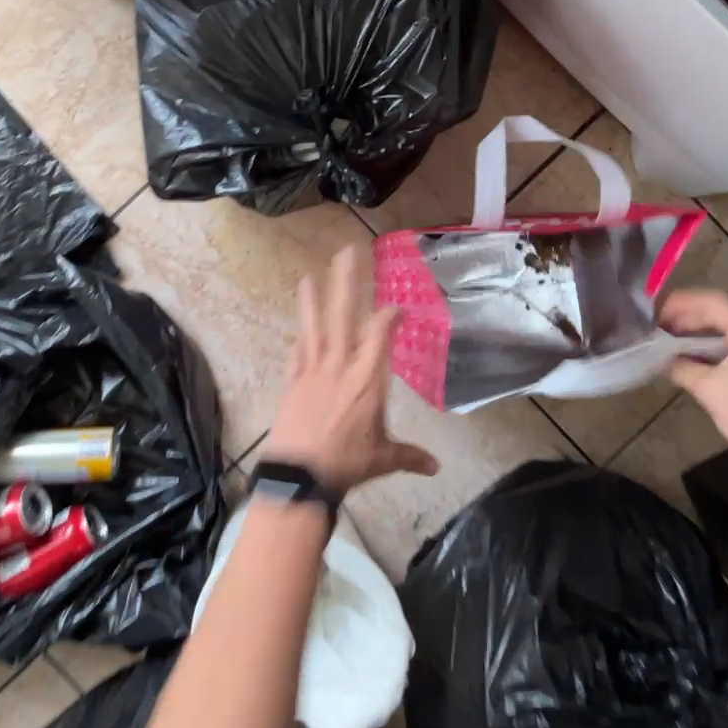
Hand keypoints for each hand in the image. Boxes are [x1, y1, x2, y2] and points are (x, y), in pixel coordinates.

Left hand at [262, 247, 438, 493]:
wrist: (299, 474)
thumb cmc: (346, 463)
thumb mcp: (383, 459)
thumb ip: (409, 457)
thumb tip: (435, 467)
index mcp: (367, 379)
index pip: (380, 335)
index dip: (389, 316)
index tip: (397, 307)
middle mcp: (340, 366)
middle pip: (344, 316)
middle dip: (346, 283)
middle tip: (347, 252)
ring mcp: (312, 371)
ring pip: (314, 327)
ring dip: (313, 300)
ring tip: (310, 275)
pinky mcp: (292, 381)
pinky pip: (298, 351)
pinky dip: (300, 335)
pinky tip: (299, 323)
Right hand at [661, 290, 727, 466]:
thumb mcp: (709, 390)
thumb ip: (681, 367)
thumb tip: (659, 360)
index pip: (712, 302)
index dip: (679, 304)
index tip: (655, 315)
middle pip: (726, 313)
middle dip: (690, 319)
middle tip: (662, 329)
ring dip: (706, 333)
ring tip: (678, 343)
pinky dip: (724, 345)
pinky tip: (704, 358)